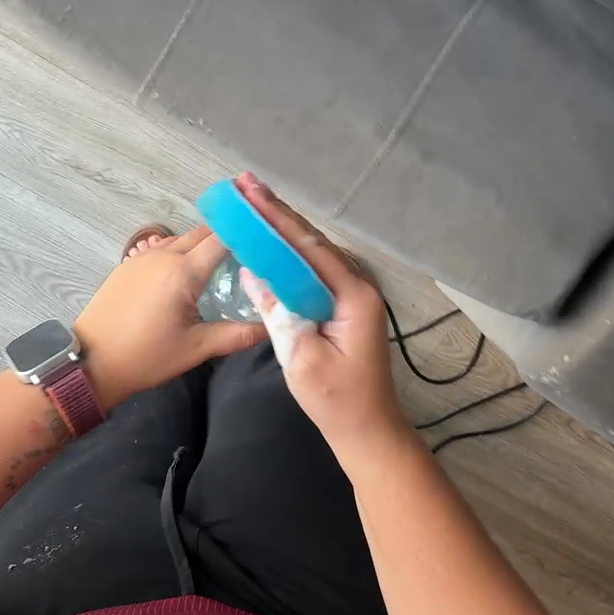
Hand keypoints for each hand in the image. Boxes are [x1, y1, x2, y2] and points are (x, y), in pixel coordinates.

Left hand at [75, 227, 265, 408]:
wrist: (91, 361)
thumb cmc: (146, 356)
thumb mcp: (196, 348)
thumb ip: (238, 335)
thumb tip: (272, 328)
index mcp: (183, 271)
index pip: (223, 238)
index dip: (247, 235)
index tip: (267, 241)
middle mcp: (163, 254)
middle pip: (203, 233)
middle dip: (228, 237)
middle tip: (252, 253)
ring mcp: (142, 257)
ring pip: (181, 238)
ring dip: (203, 244)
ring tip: (225, 262)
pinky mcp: (128, 264)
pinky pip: (162, 247)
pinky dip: (181, 251)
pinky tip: (189, 272)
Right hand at [234, 172, 410, 454]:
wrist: (368, 431)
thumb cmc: (336, 400)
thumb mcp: (300, 357)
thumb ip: (278, 311)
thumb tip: (252, 272)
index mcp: (353, 294)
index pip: (309, 246)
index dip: (276, 218)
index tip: (250, 191)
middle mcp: (356, 286)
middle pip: (311, 241)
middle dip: (276, 212)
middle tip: (245, 184)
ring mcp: (350, 296)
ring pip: (311, 253)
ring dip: (281, 229)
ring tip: (252, 202)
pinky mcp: (341, 307)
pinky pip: (311, 271)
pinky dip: (288, 254)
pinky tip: (269, 242)